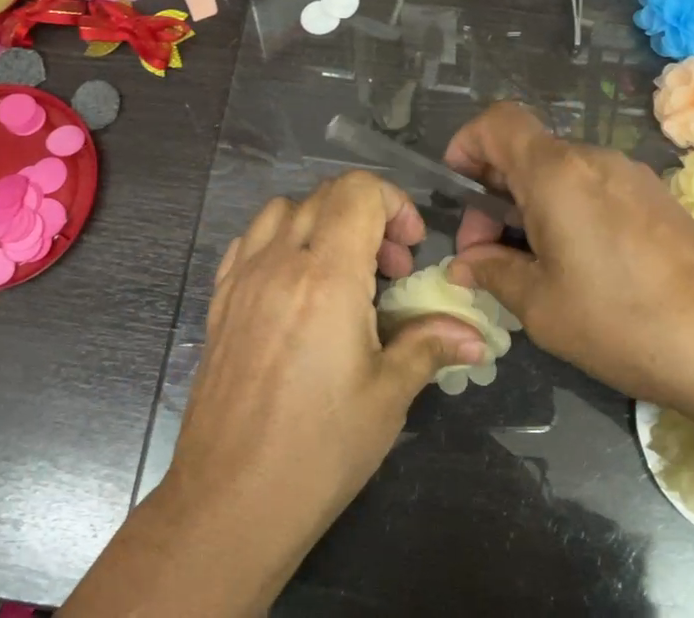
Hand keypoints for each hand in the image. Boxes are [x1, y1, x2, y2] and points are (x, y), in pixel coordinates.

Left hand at [166, 171, 486, 547]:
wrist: (230, 501)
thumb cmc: (320, 449)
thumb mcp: (387, 396)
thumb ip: (428, 347)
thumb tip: (475, 336)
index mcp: (324, 276)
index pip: (356, 191)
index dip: (393, 204)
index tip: (409, 252)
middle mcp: (277, 264)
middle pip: (323, 196)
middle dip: (366, 216)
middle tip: (388, 271)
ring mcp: (241, 282)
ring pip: (281, 211)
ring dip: (321, 224)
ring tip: (343, 274)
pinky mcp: (219, 305)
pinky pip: (248, 244)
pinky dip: (280, 244)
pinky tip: (297, 291)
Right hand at [445, 103, 693, 421]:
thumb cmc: (624, 321)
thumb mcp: (540, 306)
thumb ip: (492, 271)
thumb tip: (466, 262)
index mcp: (556, 172)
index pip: (496, 121)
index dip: (466, 146)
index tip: (460, 195)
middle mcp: (593, 159)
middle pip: (526, 153)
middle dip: (494, 195)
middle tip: (488, 257)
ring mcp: (631, 177)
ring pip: (560, 175)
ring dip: (531, 210)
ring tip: (533, 271)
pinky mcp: (658, 201)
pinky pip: (594, 192)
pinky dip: (569, 216)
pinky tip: (579, 272)